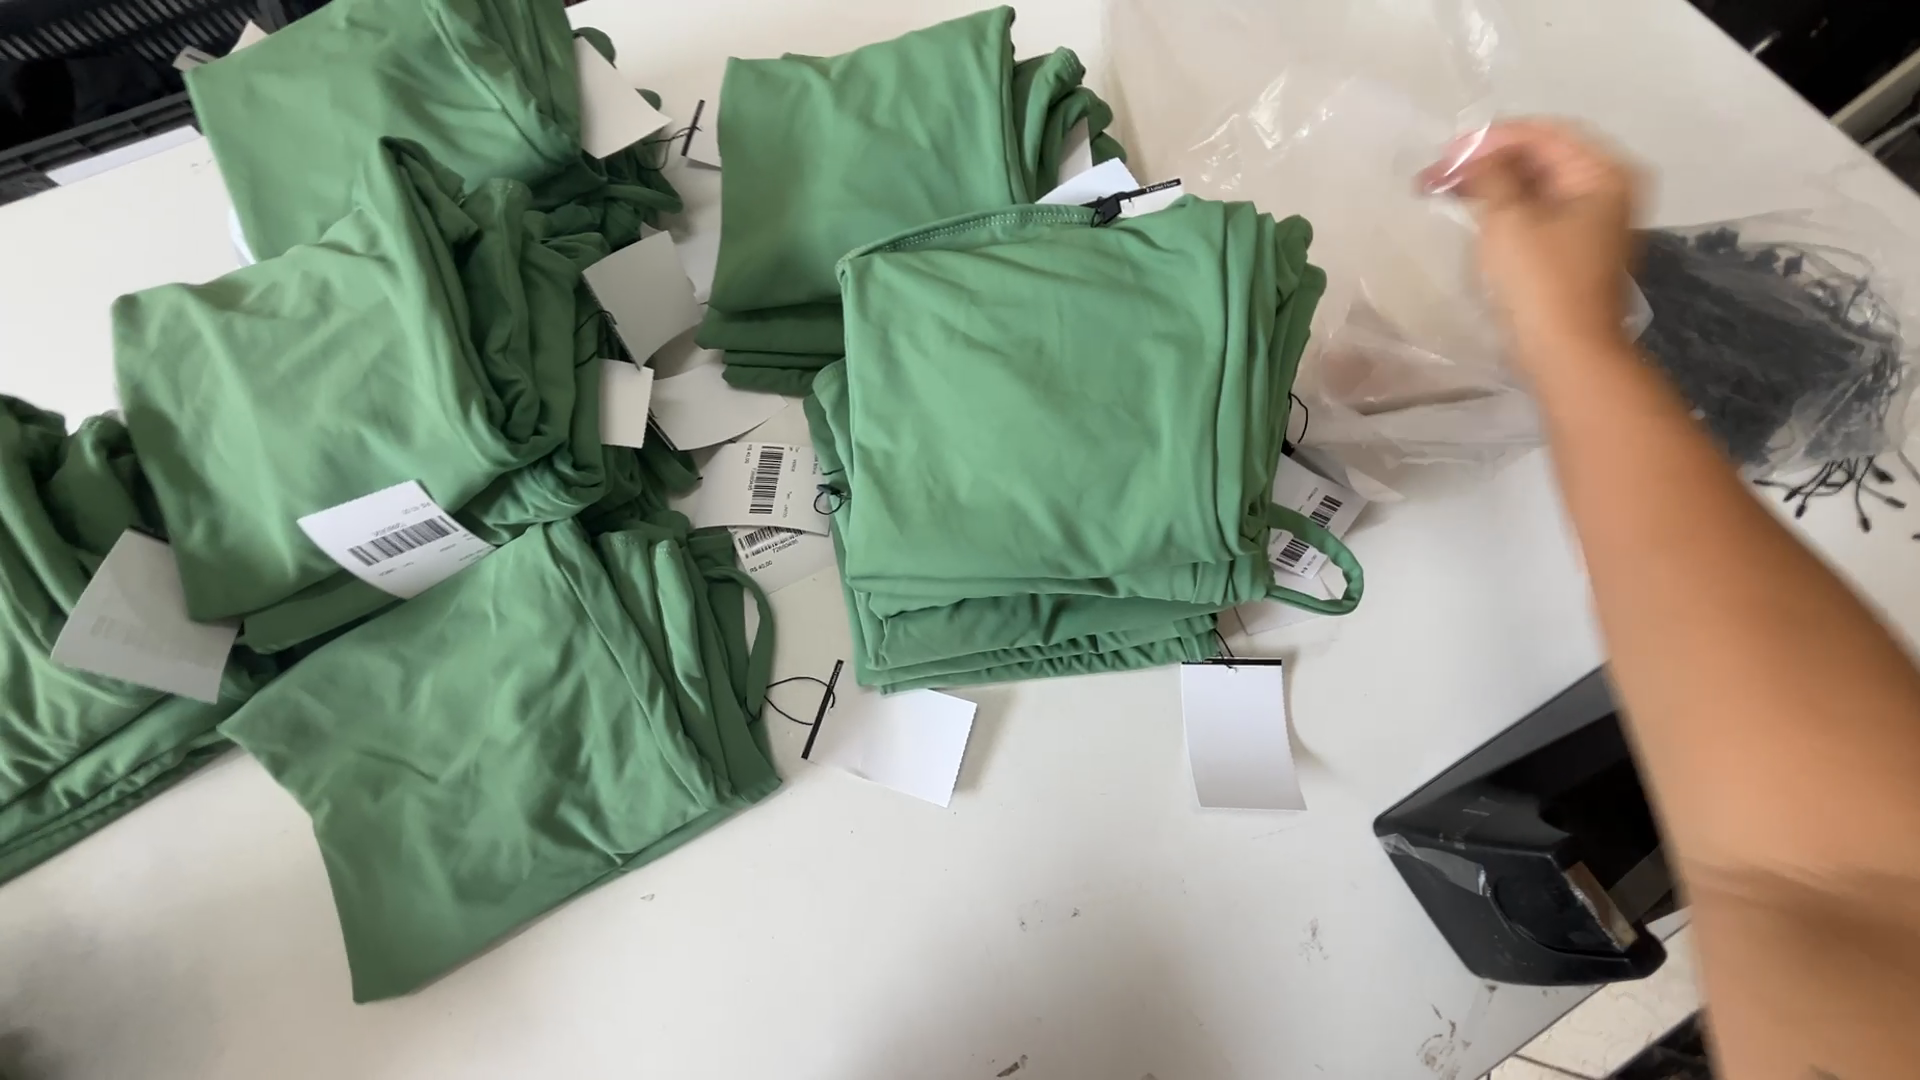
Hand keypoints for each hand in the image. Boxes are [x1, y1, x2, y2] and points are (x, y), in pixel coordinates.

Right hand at [1420, 119, 1642, 370]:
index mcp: (1603, 173)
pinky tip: (1471, 214)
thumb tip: (1477, 158)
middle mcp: (1607, 189)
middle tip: (1436, 174)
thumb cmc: (1539, 281)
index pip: (1546, 134)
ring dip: (1490, 185)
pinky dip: (1502, 208)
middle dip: (1487, 161)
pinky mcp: (1572, 249)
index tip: (1445, 151)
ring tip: (1444, 192)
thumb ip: (1491, 177)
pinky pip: (1535, 213)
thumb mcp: (1508, 220)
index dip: (1493, 137)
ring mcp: (1592, 221)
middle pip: (1542, 158)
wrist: (1564, 348)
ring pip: (1535, 187)